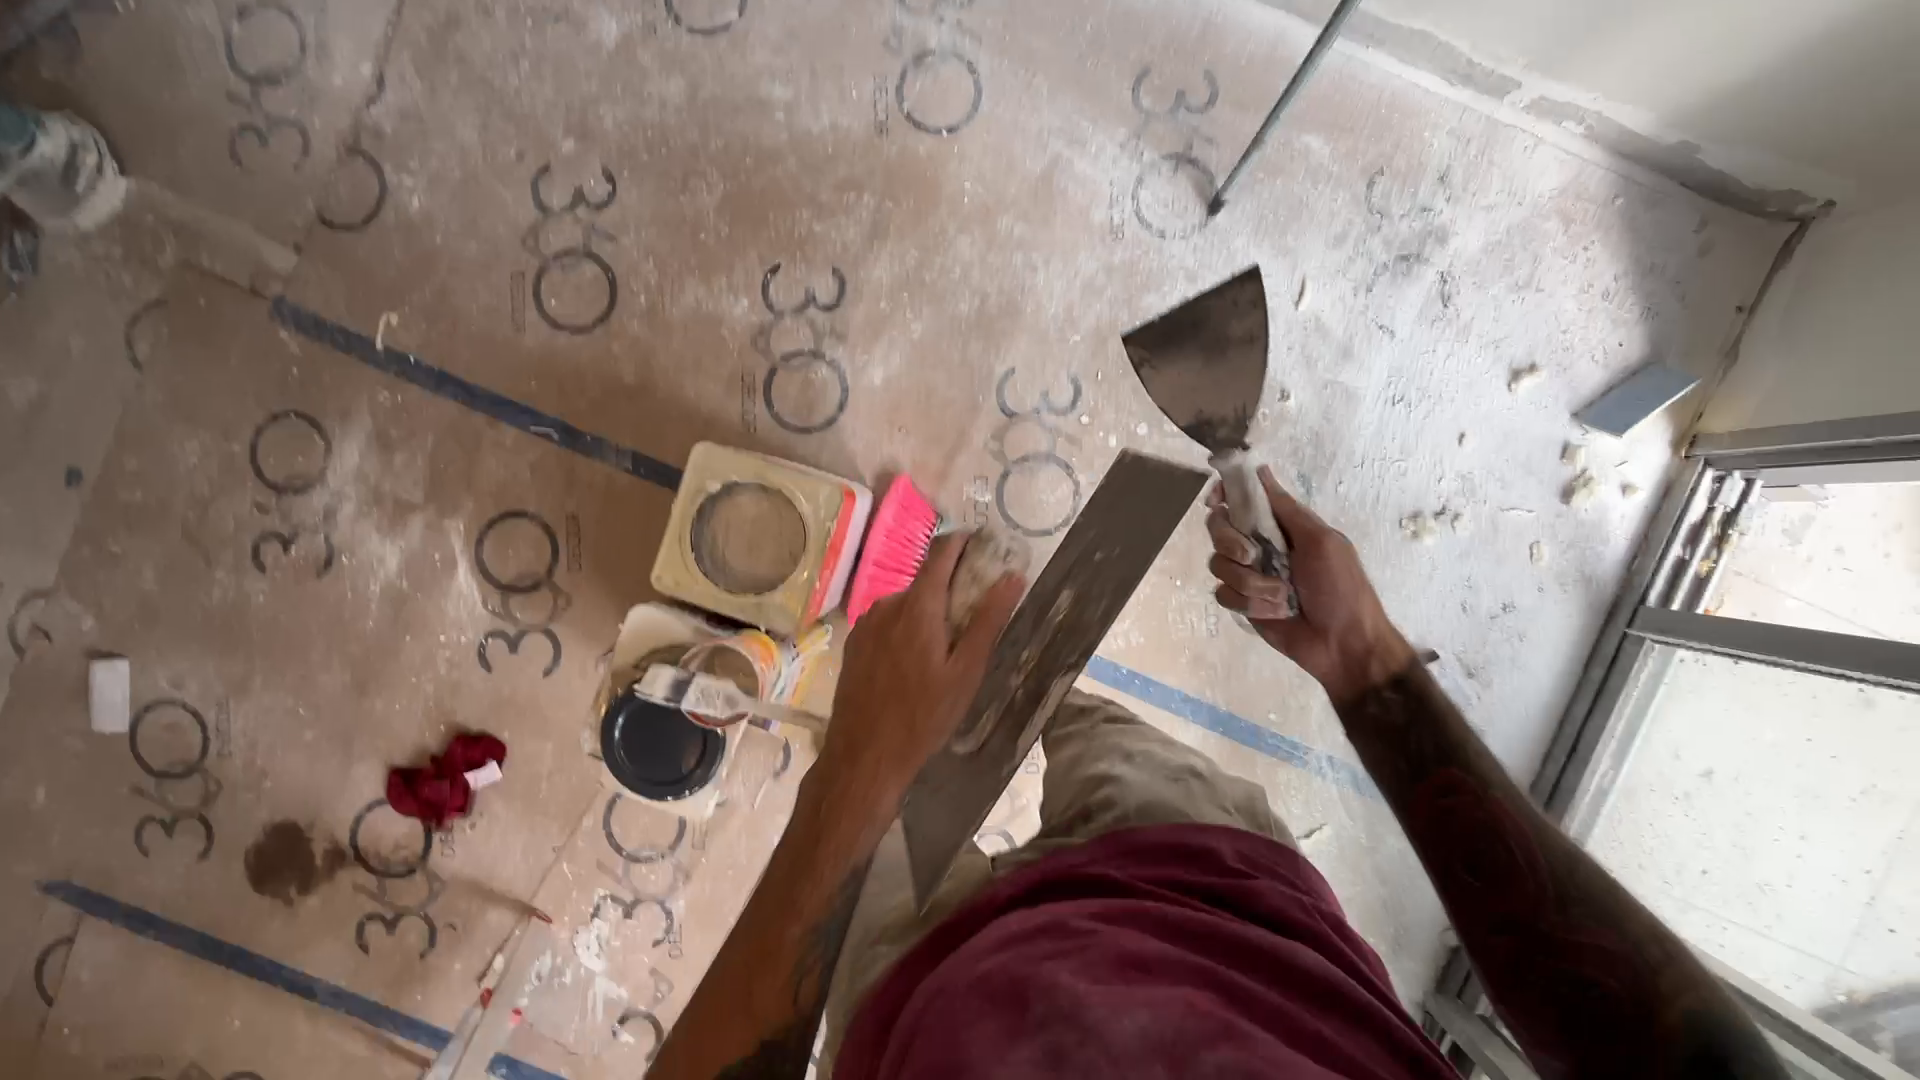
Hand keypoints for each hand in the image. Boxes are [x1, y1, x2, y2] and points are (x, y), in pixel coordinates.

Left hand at [821, 532, 1024, 804]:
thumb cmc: (923, 716)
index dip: (964, 543)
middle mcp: (887, 603)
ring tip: (943, 653)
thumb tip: (1013, 577)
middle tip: (972, 622)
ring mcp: (866, 623)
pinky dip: (905, 630)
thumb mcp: (966, 672)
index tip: (984, 548)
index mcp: (918, 605)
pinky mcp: (854, 643)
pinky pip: (887, 623)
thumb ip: (988, 621)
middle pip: (926, 581)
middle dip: (951, 590)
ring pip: (906, 604)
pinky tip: (913, 665)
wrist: (864, 755)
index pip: (942, 551)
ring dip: (927, 614)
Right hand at [1206, 466, 1413, 704]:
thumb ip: (1286, 509)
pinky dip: (1249, 603)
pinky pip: (1224, 594)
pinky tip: (1275, 611)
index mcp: (1280, 526)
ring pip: (1218, 564)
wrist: (1342, 642)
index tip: (1216, 501)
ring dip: (1251, 582)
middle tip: (1253, 556)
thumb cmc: (1340, 587)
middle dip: (1231, 542)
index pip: (1242, 500)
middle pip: (1218, 529)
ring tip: (1282, 596)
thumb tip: (1261, 471)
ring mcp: (1248, 575)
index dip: (1224, 495)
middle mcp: (1259, 546)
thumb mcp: (1321, 540)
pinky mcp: (1242, 603)